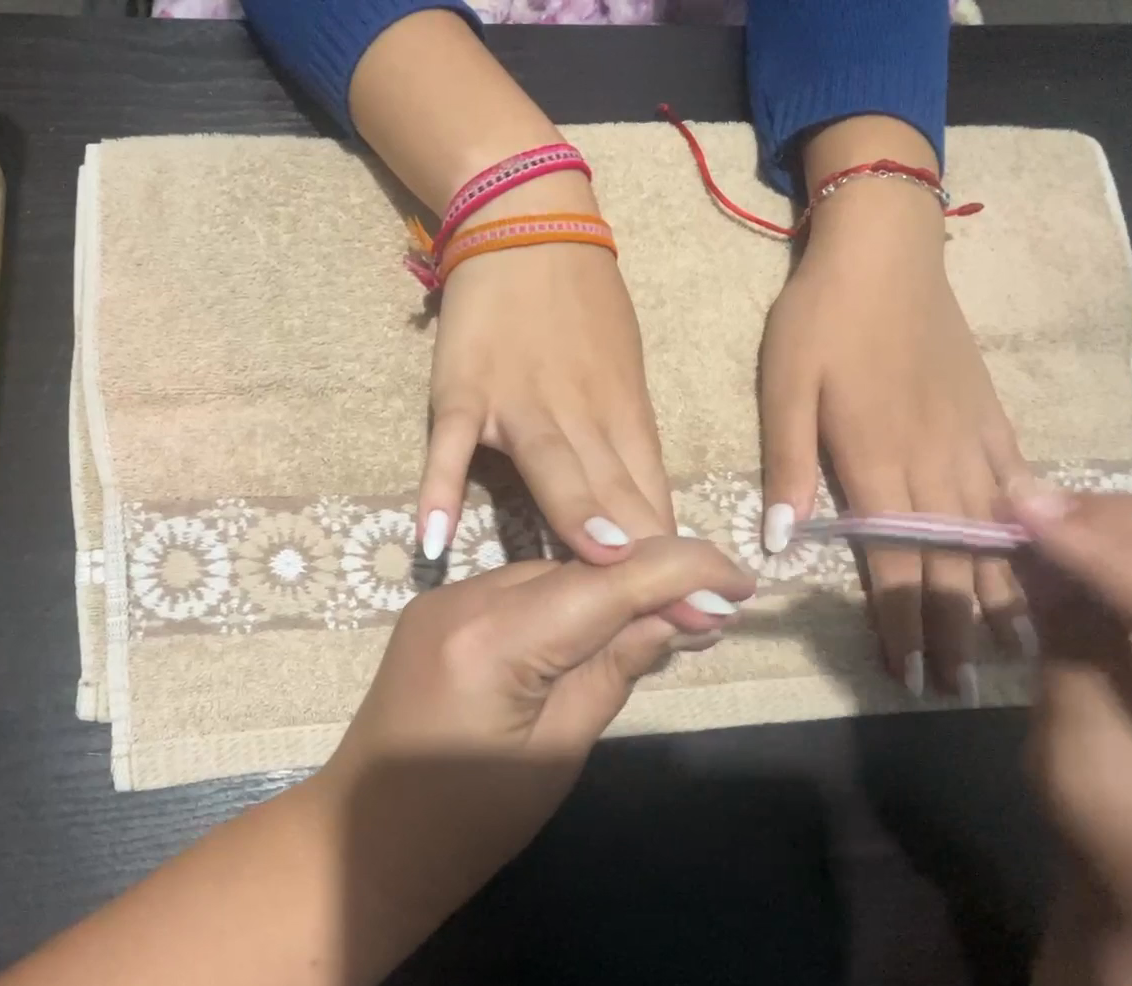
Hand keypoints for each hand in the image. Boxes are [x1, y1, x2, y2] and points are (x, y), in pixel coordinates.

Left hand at [321, 536, 753, 891]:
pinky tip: (600, 628)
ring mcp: (442, 598)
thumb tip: (683, 618)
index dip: (683, 572)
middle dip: (651, 585)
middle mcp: (462, 597)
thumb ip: (615, 670)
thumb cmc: (467, 822)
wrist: (366, 837)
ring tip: (667, 625)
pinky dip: (565, 603)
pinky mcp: (435, 610)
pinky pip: (517, 591)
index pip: (606, 580)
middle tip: (715, 617)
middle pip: (578, 570)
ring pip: (550, 575)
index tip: (746, 584)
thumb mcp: (557, 752)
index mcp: (493, 639)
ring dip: (609, 593)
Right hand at [419, 177, 673, 569]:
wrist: (529, 222)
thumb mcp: (624, 369)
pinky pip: (450, 445)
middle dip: (646, 559)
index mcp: (621, 412)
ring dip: (571, 514)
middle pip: (613, 489)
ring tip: (590, 577)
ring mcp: (516, 402)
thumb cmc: (583, 303)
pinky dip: (439, 487)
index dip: (675, 551)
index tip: (699, 602)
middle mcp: (578, 413)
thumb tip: (646, 508)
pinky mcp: (461, 390)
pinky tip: (432, 537)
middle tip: (675, 618)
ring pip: (550, 465)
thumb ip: (629, 440)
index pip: (650, 491)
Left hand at [760, 177, 1028, 702]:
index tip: (908, 672)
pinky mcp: (993, 415)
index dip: (899, 620)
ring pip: (989, 535)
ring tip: (1018, 652)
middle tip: (960, 687)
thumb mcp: (784, 393)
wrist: (884, 250)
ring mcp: (972, 440)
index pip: (891, 562)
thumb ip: (789, 470)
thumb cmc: (820, 322)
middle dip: (950, 628)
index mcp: (876, 464)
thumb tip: (784, 546)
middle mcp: (934, 464)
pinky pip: (1016, 485)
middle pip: (946, 563)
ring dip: (1000, 596)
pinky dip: (1029, 532)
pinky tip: (1049, 563)